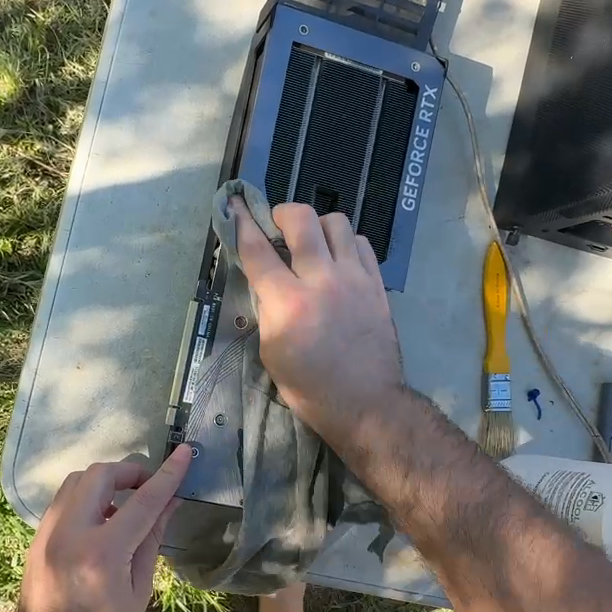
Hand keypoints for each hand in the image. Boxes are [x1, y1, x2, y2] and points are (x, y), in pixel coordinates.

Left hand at [15, 448, 191, 611]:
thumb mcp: (140, 590)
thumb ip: (152, 539)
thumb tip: (170, 502)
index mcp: (102, 553)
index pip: (142, 501)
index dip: (167, 475)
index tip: (184, 453)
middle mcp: (68, 535)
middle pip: (99, 475)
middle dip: (128, 473)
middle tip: (147, 488)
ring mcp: (45, 536)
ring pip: (75, 482)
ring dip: (103, 484)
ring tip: (122, 507)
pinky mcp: (34, 541)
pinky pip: (62, 503)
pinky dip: (85, 500)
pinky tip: (100, 523)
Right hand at [232, 196, 403, 445]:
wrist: (366, 403)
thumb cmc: (310, 388)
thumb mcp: (271, 352)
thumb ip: (268, 310)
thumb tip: (267, 283)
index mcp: (288, 303)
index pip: (258, 250)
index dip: (242, 224)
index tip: (234, 207)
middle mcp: (322, 280)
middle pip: (301, 219)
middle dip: (282, 213)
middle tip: (277, 226)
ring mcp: (354, 279)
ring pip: (336, 222)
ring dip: (317, 226)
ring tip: (311, 243)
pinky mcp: (376, 285)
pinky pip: (361, 243)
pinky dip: (345, 244)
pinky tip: (338, 260)